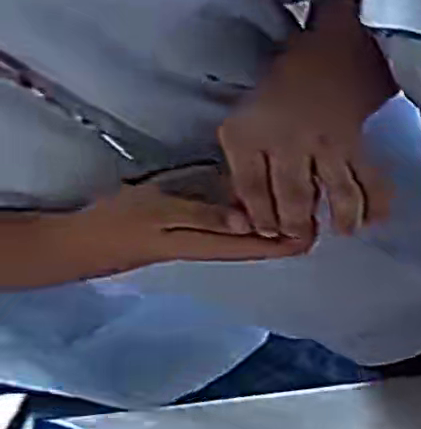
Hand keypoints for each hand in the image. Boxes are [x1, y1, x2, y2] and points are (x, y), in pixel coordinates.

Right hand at [74, 181, 312, 272]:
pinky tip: (266, 185)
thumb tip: (250, 221)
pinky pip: (255, 220)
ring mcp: (233, 238)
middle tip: (310, 186)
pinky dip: (266, 207)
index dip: (309, 228)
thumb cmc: (128, 223)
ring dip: (288, 210)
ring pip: (276, 228)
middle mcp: (243, 246)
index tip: (314, 203)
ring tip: (296, 182)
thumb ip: (207, 215)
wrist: (97, 237)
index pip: (291, 245)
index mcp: (236, 246)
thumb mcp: (163, 212)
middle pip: (291, 237)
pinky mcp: (220, 228)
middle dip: (304, 217)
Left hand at [218, 75, 389, 241]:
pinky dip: (375, 205)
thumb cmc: (283, 84)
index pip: (250, 184)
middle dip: (298, 222)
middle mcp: (286, 141)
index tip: (266, 233)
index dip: (259, 213)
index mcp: (248, 132)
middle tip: (303, 240)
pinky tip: (375, 219)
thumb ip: (251, 150)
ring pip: (335, 193)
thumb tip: (257, 195)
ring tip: (344, 233)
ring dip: (342, 218)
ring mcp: (327, 147)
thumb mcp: (247, 113)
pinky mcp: (359, 149)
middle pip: (293, 193)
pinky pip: (369, 184)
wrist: (330, 61)